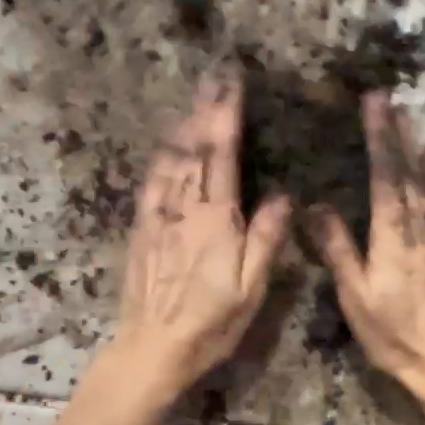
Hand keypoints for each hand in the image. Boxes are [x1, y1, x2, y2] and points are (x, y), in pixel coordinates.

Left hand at [109, 67, 290, 404]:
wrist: (152, 348)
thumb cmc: (210, 324)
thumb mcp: (251, 289)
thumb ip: (266, 239)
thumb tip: (282, 197)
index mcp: (215, 220)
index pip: (220, 155)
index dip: (226, 115)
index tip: (232, 82)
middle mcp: (183, 209)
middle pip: (192, 149)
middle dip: (204, 110)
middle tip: (213, 76)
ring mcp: (157, 218)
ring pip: (168, 161)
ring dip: (181, 128)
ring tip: (192, 102)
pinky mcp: (142, 232)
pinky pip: (150, 183)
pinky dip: (160, 159)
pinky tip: (164, 150)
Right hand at [310, 93, 424, 400]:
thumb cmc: (392, 335)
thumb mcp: (355, 296)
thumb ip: (339, 249)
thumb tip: (315, 207)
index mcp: (393, 238)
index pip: (385, 177)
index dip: (380, 138)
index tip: (375, 103)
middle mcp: (419, 232)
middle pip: (410, 174)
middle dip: (399, 135)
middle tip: (393, 100)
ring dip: (421, 152)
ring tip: (416, 122)